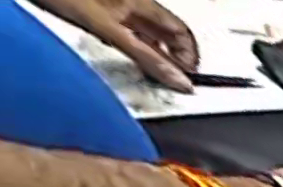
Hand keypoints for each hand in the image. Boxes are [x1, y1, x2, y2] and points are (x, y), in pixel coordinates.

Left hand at [43, 0, 197, 91]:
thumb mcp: (105, 28)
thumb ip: (146, 57)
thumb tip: (182, 83)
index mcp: (139, 1)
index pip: (183, 34)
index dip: (189, 57)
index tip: (185, 75)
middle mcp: (129, 1)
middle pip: (165, 33)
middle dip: (170, 56)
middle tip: (166, 74)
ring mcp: (110, 2)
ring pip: (143, 30)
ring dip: (148, 50)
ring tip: (143, 64)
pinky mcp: (92, 6)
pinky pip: (122, 27)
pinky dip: (127, 41)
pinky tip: (117, 47)